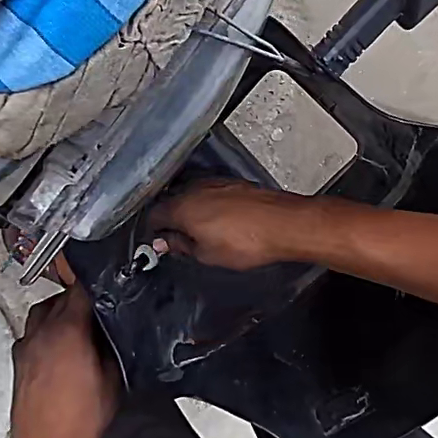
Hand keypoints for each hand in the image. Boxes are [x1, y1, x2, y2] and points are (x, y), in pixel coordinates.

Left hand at [7, 278, 115, 437]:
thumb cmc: (81, 424)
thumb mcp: (113, 380)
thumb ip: (112, 346)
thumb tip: (113, 330)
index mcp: (66, 331)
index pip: (80, 290)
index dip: (97, 284)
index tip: (109, 285)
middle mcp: (41, 334)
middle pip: (60, 298)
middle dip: (80, 298)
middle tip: (100, 308)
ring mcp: (26, 349)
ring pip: (42, 313)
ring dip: (60, 312)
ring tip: (82, 327)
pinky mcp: (19, 365)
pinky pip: (33, 334)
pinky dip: (47, 332)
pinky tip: (64, 350)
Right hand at [149, 179, 323, 269]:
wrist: (283, 224)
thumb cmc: (247, 241)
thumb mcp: (206, 255)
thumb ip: (180, 246)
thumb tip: (165, 242)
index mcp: (181, 207)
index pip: (153, 215)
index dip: (153, 231)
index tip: (159, 242)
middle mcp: (194, 189)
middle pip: (170, 202)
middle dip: (171, 220)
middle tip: (178, 240)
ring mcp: (214, 183)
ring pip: (191, 195)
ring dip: (190, 211)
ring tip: (201, 232)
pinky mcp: (233, 183)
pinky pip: (210, 193)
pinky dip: (208, 205)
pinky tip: (220, 221)